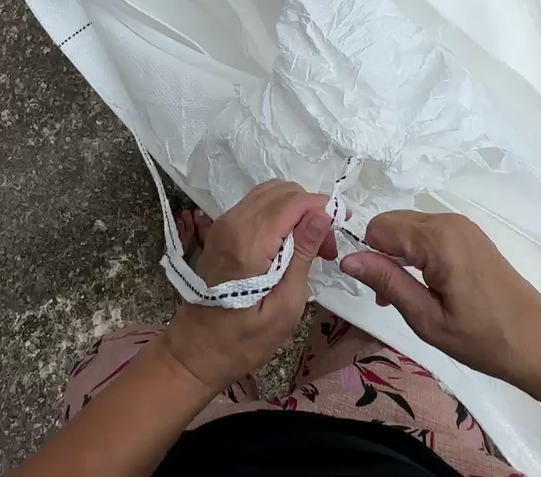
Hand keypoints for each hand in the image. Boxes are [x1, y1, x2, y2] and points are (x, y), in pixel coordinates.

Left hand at [162, 181, 334, 391]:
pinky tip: (288, 245)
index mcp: (249, 240)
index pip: (293, 200)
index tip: (342, 225)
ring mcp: (224, 222)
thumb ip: (303, 253)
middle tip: (325, 248)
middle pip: (282, 191)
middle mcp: (233, 221)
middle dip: (310, 210)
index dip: (322, 205)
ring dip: (295, 211)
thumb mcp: (286, 304)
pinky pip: (256, 205)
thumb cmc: (246, 339)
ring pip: (269, 193)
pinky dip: (278, 215)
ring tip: (310, 247)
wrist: (198, 350)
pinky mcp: (221, 229)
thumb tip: (322, 213)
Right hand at [339, 210, 540, 391]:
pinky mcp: (469, 234)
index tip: (375, 291)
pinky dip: (416, 253)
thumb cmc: (484, 339)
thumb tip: (347, 258)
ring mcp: (461, 225)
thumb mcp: (427, 319)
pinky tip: (426, 284)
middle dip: (381, 255)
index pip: (379, 228)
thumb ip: (387, 282)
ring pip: (407, 227)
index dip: (368, 256)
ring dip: (397, 255)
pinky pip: (426, 232)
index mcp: (437, 238)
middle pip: (392, 223)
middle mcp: (448, 221)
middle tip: (390, 299)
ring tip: (407, 296)